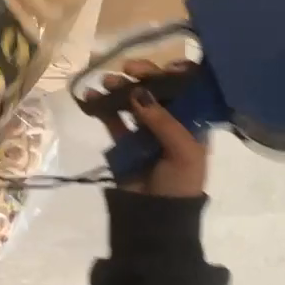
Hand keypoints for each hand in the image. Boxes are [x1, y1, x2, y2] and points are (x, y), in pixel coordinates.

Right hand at [91, 59, 208, 198]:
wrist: (154, 217)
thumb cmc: (179, 183)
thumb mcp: (182, 152)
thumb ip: (163, 120)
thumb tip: (138, 90)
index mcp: (194, 124)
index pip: (190, 90)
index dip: (179, 74)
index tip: (166, 66)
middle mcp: (172, 122)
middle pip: (159, 90)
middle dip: (145, 75)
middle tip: (129, 68)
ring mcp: (146, 130)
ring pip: (134, 100)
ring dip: (120, 87)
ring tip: (106, 82)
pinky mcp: (124, 140)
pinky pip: (113, 117)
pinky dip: (102, 105)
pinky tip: (91, 96)